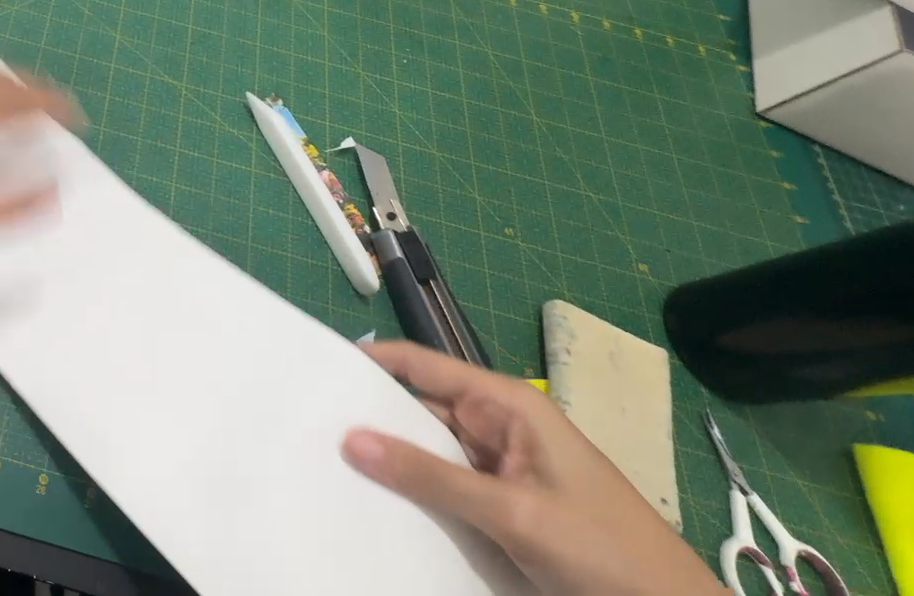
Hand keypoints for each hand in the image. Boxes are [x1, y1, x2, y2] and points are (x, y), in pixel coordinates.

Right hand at [341, 342, 724, 595]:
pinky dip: (410, 487)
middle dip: (369, 413)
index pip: (419, 365)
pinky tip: (373, 497)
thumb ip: (429, 476)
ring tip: (326, 458)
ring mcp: (498, 465)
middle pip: (417, 406)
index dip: (368, 360)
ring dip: (387, 455)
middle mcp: (495, 424)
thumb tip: (350, 439)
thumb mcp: (513, 513)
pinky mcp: (500, 502)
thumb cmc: (605, 552)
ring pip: (426, 448)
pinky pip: (442, 483)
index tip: (314, 368)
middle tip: (307, 422)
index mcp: (504, 403)